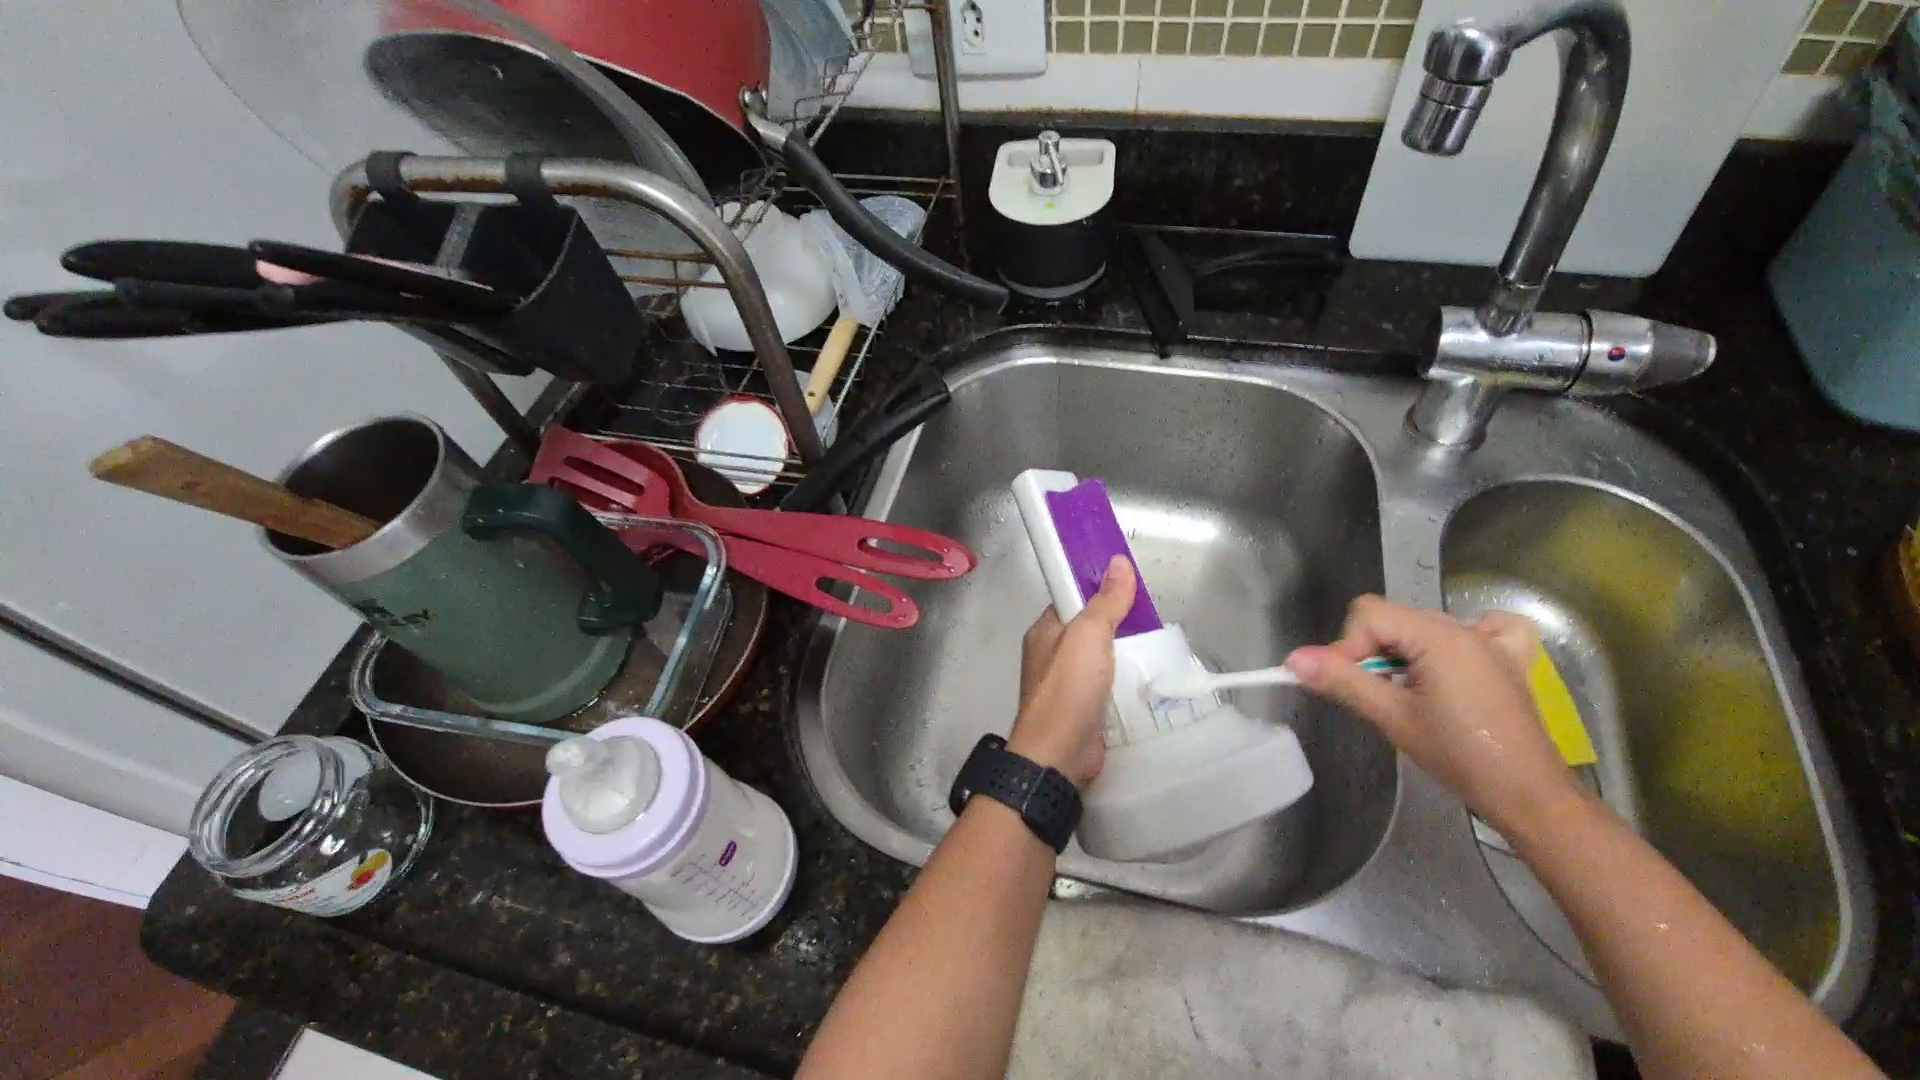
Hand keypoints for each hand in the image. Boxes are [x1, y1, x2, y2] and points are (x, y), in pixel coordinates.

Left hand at [1007, 555, 1137, 787]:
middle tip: (1153, 618)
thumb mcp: (1089, 635)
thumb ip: (1106, 602)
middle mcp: (1052, 655)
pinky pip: (1109, 687)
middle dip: (1120, 624)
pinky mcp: (1084, 710)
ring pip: (1102, 659)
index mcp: (1044, 632)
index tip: (1130, 586)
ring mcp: (1068, 685)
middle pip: (1090, 629)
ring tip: (1160, 646)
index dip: (1098, 589)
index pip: (1071, 599)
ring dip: (1127, 655)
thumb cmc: (1069, 689)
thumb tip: (1118, 562)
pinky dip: (1128, 682)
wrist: (1059, 755)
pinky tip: (1152, 680)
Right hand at [1285, 595, 1582, 838]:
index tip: (1348, 684)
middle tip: (1377, 696)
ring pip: (1426, 625)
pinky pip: (1484, 627)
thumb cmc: (1458, 756)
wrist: (1528, 794)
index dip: (1348, 646)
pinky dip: (1461, 639)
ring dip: (1406, 654)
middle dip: (1373, 653)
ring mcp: (1494, 642)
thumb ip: (1342, 681)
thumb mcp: (1392, 717)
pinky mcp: (1511, 660)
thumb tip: (1294, 659)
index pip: (1369, 614)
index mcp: (1439, 636)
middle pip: (1394, 618)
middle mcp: (1467, 629)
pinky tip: (1455, 663)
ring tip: (1411, 695)